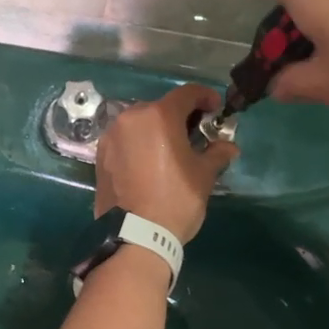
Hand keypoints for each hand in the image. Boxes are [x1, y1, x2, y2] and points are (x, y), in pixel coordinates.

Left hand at [94, 85, 238, 241]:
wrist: (135, 235)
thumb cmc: (175, 200)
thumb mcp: (203, 175)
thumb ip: (216, 153)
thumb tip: (228, 147)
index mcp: (159, 116)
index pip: (186, 93)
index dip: (205, 97)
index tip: (216, 109)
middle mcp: (130, 118)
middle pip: (160, 107)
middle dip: (180, 116)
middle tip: (195, 133)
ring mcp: (111, 137)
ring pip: (139, 123)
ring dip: (157, 130)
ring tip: (171, 150)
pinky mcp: (100, 156)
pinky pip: (125, 141)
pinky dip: (139, 144)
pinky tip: (150, 162)